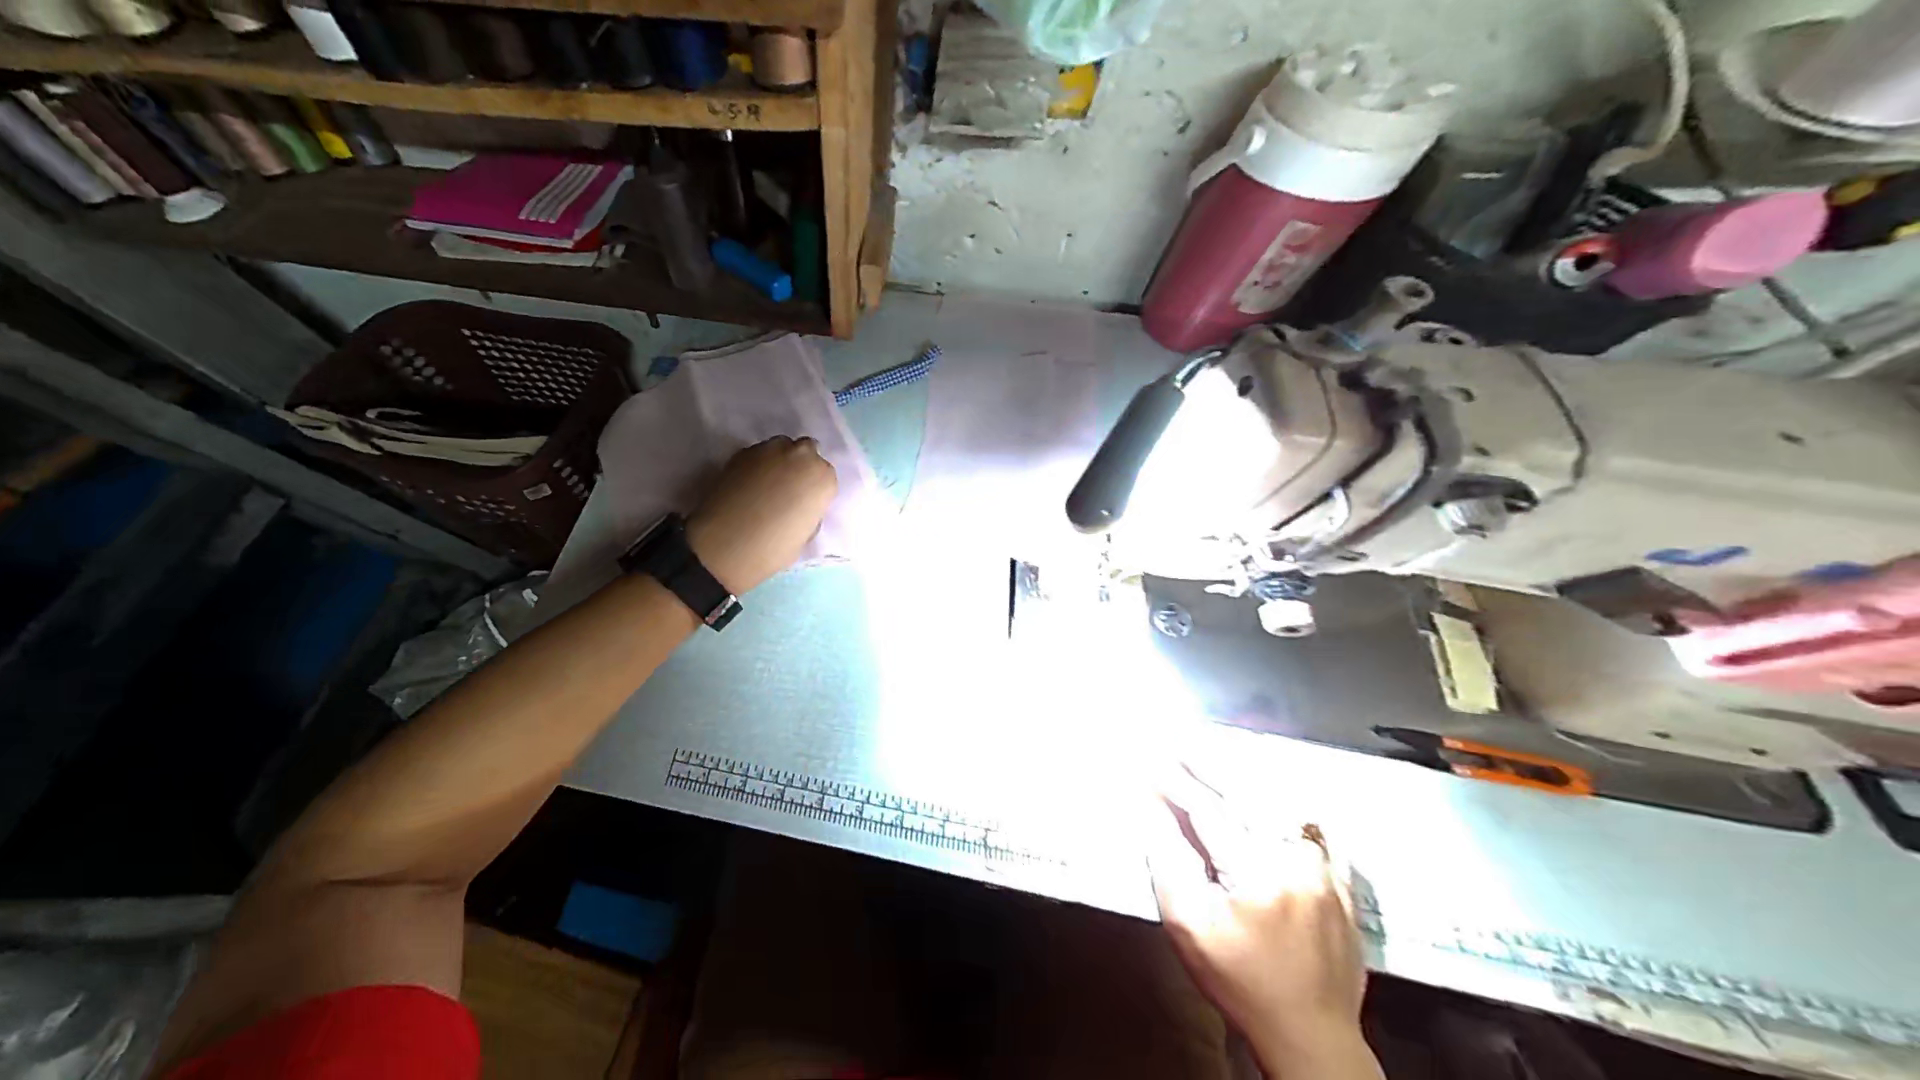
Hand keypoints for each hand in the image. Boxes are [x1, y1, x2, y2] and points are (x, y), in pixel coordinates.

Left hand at [686, 436, 838, 594]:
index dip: (815, 491)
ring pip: (781, 448)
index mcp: (823, 478)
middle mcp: (801, 455)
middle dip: (800, 467)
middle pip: (807, 452)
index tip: (804, 505)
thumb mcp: (805, 535)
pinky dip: (757, 465)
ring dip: (779, 462)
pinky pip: (758, 454)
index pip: (826, 477)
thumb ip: (809, 510)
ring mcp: (769, 450)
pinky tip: (747, 485)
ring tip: (765, 486)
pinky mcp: (741, 452)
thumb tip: (800, 504)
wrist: (724, 546)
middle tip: (787, 490)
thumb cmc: (772, 549)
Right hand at [1147, 767, 1378, 1078]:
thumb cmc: (1238, 982)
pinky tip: (1277, 790)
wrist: (1309, 1035)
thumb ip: (1169, 861)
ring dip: (1248, 776)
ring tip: (1219, 755)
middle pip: (1246, 794)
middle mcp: (1295, 860)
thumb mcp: (1189, 927)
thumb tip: (1151, 809)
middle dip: (1208, 763)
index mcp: (1256, 872)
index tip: (1150, 759)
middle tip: (1179, 741)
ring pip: (1284, 804)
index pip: (1207, 809)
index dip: (1175, 782)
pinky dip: (1294, 804)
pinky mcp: (1341, 882)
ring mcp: (1325, 869)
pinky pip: (1320, 828)